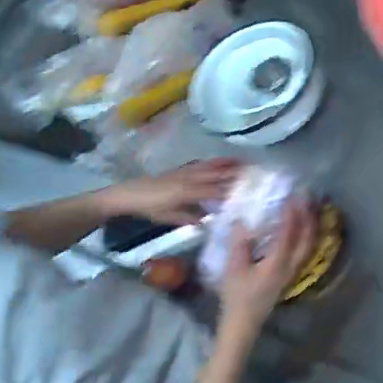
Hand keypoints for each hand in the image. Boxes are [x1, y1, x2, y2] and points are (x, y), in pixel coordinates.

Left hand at [97, 159, 239, 225]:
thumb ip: (190, 218)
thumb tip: (208, 221)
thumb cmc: (148, 208)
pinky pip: (202, 164)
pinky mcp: (181, 169)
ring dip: (228, 164)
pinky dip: (215, 162)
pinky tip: (224, 161)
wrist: (127, 194)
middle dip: (236, 174)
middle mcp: (189, 179)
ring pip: (211, 166)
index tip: (250, 191)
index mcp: (188, 192)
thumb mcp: (169, 217)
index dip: (233, 190)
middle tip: (256, 174)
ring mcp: (185, 172)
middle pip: (217, 175)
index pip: (215, 190)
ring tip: (245, 163)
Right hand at [217, 199, 316, 335]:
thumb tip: (243, 221)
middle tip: (308, 196)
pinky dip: (309, 234)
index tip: (292, 196)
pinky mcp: (293, 273)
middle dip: (309, 215)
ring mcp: (295, 270)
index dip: (292, 214)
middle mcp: (292, 265)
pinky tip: (305, 227)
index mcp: (278, 263)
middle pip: (308, 237)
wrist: (245, 321)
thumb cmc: (237, 296)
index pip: (289, 233)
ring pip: (310, 243)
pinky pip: (307, 249)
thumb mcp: (234, 269)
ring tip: (311, 206)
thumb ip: (240, 245)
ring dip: (312, 223)